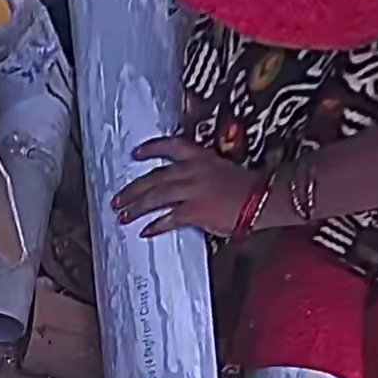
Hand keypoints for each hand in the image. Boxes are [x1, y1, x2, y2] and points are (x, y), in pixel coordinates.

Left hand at [113, 137, 269, 237]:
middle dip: (133, 190)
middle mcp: (192, 171)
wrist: (261, 197)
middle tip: (117, 200)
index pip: (171, 147)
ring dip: (136, 208)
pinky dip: (155, 226)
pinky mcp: (194, 212)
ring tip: (123, 216)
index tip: (135, 153)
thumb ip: (197, 175)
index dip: (151, 149)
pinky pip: (168, 219)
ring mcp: (192, 191)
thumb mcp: (219, 170)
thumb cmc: (243, 186)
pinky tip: (145, 231)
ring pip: (156, 198)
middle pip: (154, 178)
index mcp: (199, 157)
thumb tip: (182, 188)